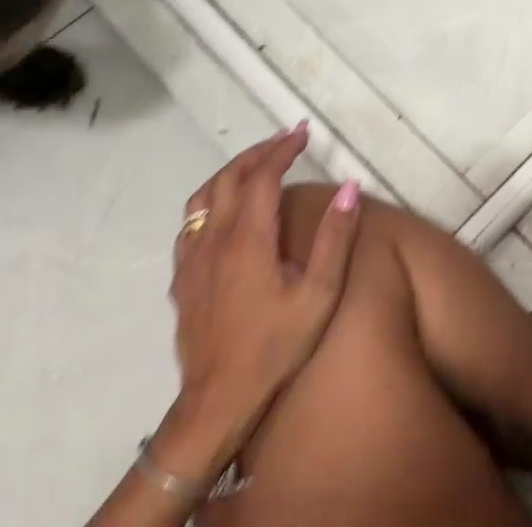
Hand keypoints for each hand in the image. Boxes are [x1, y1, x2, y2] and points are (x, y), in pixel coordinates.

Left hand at [167, 124, 360, 433]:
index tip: (304, 132)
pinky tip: (226, 212)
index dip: (283, 149)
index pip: (262, 176)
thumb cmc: (276, 346)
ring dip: (230, 171)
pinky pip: (191, 223)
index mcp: (248, 239)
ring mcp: (192, 258)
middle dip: (258, 152)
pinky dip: (212, 201)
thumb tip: (348, 186)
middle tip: (286, 140)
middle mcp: (214, 239)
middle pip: (229, 178)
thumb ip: (336, 237)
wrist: (219, 398)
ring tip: (256, 164)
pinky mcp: (183, 278)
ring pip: (204, 197)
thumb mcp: (320, 294)